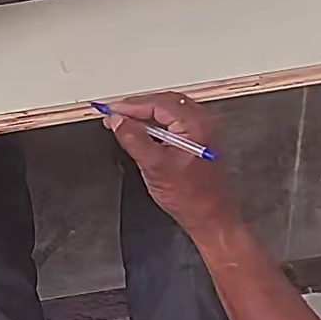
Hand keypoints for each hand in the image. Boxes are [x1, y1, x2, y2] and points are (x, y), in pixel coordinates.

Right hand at [101, 92, 240, 241]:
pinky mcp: (195, 141)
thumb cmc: (191, 196)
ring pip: (167, 111)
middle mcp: (201, 123)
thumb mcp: (154, 166)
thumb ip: (134, 139)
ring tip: (122, 122)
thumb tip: (118, 121)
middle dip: (136, 106)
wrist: (209, 217)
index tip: (111, 111)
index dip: (130, 106)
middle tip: (114, 114)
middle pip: (163, 102)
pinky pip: (171, 122)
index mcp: (195, 125)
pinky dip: (152, 123)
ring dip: (143, 114)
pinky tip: (139, 132)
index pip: (157, 104)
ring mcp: (199, 131)